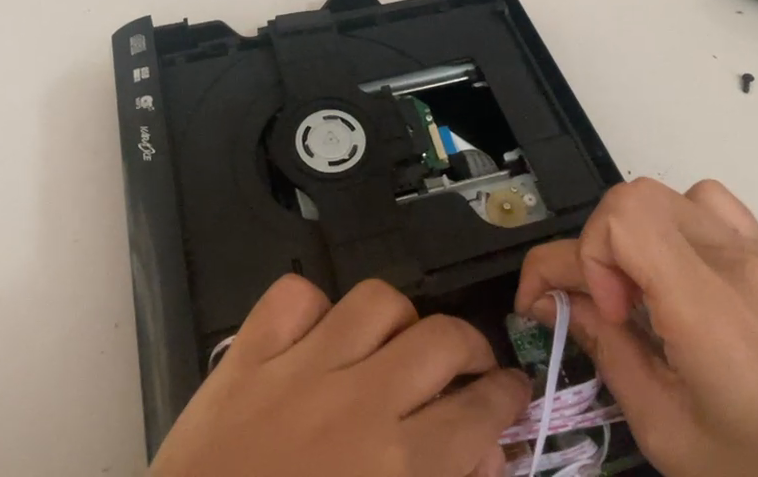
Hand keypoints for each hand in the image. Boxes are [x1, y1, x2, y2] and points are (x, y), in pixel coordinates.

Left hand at [151, 275, 529, 476]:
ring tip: (396, 345)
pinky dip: (314, 307)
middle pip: (442, 339)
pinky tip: (320, 335)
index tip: (511, 391)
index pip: (480, 408)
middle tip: (467, 367)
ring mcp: (298, 369)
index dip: (507, 395)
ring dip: (399, 321)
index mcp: (401, 462)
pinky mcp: (246, 357)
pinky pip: (293, 296)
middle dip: (470, 348)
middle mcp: (358, 401)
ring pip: (376, 302)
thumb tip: (483, 450)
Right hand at [516, 178, 757, 476]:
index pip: (622, 219)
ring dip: (636, 234)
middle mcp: (735, 260)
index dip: (585, 258)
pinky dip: (676, 225)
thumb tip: (553, 300)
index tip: (596, 316)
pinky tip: (681, 280)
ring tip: (644, 295)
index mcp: (708, 305)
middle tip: (612, 312)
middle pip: (635, 197)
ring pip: (669, 194)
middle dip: (600, 248)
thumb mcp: (667, 429)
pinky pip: (711, 205)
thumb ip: (606, 351)